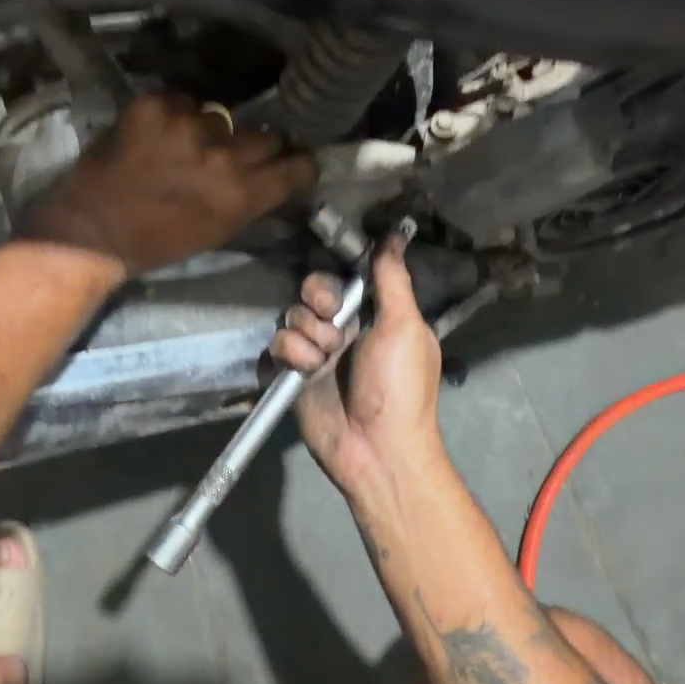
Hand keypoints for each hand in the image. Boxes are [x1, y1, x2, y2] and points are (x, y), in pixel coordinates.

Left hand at [20, 93, 317, 275]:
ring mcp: (187, 125)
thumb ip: (250, 198)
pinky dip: (172, 115)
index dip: (298, 165)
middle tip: (231, 156)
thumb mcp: (218, 230)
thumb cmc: (158, 241)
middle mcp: (223, 156)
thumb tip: (274, 174)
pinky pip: (181, 101)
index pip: (298, 166)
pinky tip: (156, 134)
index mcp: (242, 195)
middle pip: (265, 136)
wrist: (94, 228)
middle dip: (254, 146)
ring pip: (220, 116)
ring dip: (208, 130)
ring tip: (182, 146)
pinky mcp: (154, 106)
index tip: (291, 164)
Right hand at [270, 234, 444, 493]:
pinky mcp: (294, 375)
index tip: (341, 290)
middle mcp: (345, 332)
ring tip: (324, 359)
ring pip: (293, 317)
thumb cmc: (400, 386)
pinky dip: (292, 355)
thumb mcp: (405, 327)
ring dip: (307, 334)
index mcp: (376, 318)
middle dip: (317, 302)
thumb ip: (393, 279)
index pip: (346, 281)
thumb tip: (397, 235)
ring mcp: (317, 354)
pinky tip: (307, 371)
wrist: (376, 448)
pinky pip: (279, 346)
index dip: (338, 281)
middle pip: (312, 294)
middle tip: (331, 321)